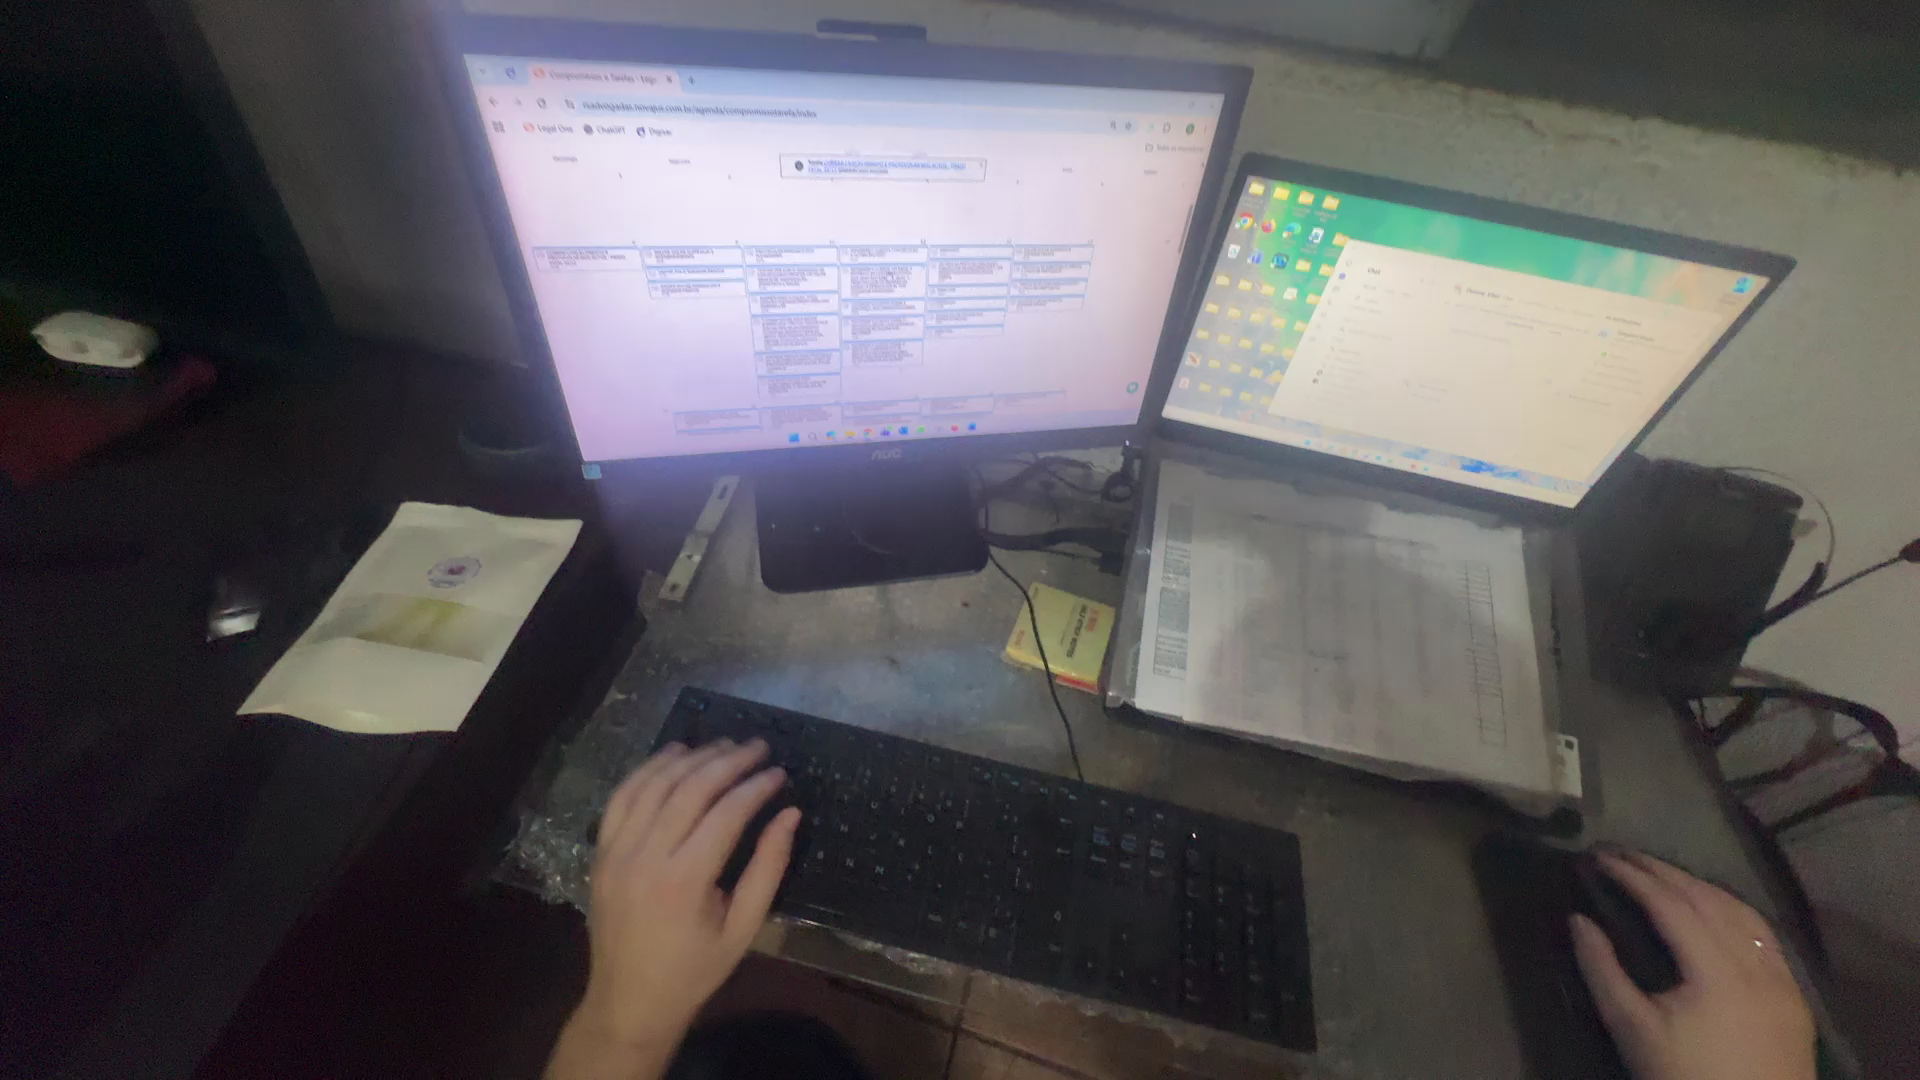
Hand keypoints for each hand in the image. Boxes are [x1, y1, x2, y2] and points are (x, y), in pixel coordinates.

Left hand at [546, 739, 799, 1079]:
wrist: (627, 1003)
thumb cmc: (694, 969)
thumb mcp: (743, 928)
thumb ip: (768, 867)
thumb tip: (790, 814)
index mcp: (684, 882)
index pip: (727, 813)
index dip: (757, 786)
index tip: (780, 773)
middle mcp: (645, 858)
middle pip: (691, 789)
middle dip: (730, 760)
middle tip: (759, 746)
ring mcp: (616, 852)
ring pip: (657, 783)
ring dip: (694, 757)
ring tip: (726, 745)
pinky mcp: (601, 852)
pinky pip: (623, 796)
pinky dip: (650, 767)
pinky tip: (677, 753)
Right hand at [1570, 850, 1814, 1079]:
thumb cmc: (1684, 1074)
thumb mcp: (1629, 1025)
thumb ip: (1600, 968)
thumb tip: (1578, 919)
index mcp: (1719, 975)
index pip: (1671, 905)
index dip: (1632, 876)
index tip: (1597, 857)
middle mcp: (1759, 970)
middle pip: (1708, 901)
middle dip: (1661, 870)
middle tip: (1619, 853)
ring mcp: (1783, 984)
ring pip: (1741, 913)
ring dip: (1696, 884)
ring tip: (1657, 871)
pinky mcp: (1793, 999)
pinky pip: (1763, 936)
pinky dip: (1728, 908)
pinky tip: (1707, 905)